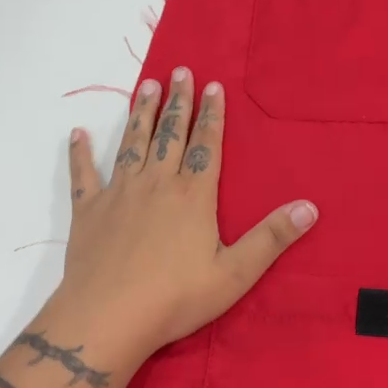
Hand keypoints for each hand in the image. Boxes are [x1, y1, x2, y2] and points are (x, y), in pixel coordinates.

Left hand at [54, 68, 316, 358]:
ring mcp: (119, 193)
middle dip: (178, 102)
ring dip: (140, 114)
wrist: (109, 317)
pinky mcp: (89, 211)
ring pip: (132, 144)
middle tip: (180, 71)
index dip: (211, 115)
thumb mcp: (234, 274)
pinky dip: (80, 154)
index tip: (213, 86)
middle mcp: (156, 184)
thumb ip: (271, 238)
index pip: (207, 146)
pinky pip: (84, 175)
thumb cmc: (176, 298)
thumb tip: (309, 207)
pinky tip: (78, 133)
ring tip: (146, 86)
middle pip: (169, 135)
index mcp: (193, 196)